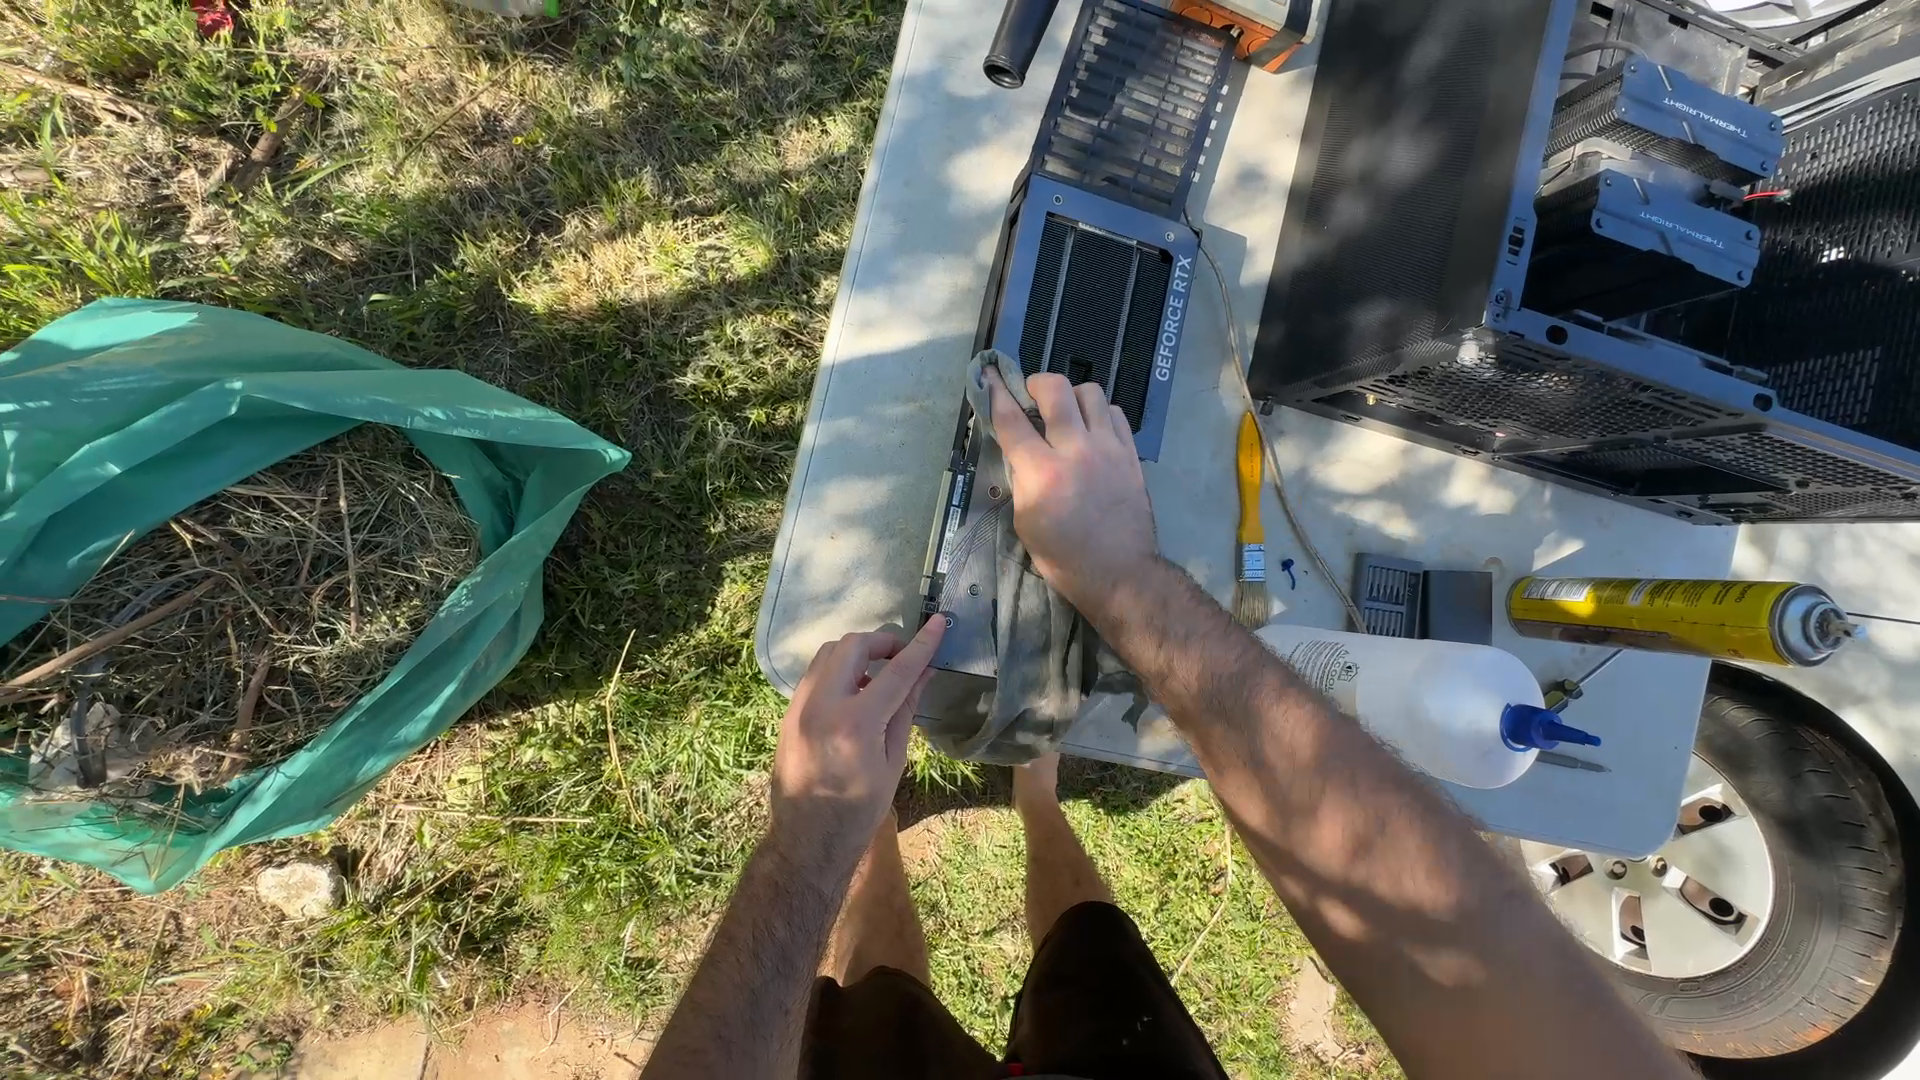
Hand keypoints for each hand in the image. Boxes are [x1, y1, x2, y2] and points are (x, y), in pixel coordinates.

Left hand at [769, 618, 945, 861]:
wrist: (807, 839)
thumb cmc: (860, 809)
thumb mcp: (894, 760)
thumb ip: (906, 709)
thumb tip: (924, 672)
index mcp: (856, 723)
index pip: (896, 671)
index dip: (921, 645)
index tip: (938, 623)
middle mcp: (822, 705)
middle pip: (853, 645)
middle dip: (882, 643)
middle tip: (901, 658)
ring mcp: (799, 706)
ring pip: (829, 652)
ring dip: (857, 654)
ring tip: (876, 677)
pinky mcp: (788, 711)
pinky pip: (816, 673)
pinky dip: (839, 670)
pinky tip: (854, 693)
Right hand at [986, 366, 1157, 615]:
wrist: (1120, 573)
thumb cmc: (1064, 558)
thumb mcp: (1025, 522)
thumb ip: (1022, 480)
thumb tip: (1021, 453)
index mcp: (1042, 473)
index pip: (1012, 420)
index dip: (996, 394)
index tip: (988, 377)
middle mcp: (1076, 450)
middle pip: (1055, 389)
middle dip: (1036, 383)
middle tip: (1031, 396)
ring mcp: (1108, 449)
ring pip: (1090, 392)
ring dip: (1071, 396)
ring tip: (1065, 413)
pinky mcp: (1130, 455)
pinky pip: (1115, 413)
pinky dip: (1099, 414)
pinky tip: (1092, 430)